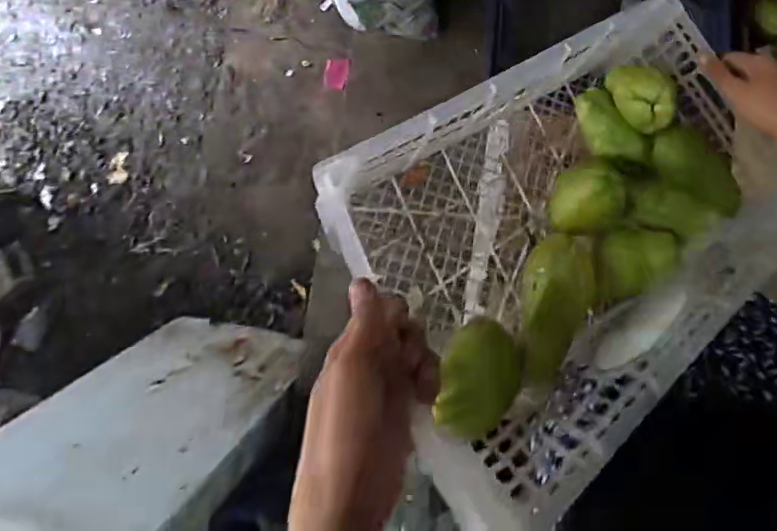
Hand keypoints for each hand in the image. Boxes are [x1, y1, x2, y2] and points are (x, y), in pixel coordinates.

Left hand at [291, 279, 438, 530]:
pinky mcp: (404, 410)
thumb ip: (363, 324)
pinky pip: (424, 379)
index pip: (379, 310)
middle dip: (413, 338)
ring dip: (425, 361)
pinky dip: (431, 382)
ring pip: (416, 352)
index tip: (400, 330)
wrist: (349, 498)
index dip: (394, 314)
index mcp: (350, 349)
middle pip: (402, 328)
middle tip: (410, 362)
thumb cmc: (345, 427)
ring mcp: (387, 387)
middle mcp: (369, 363)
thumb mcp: (351, 369)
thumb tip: (362, 279)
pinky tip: (430, 399)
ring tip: (423, 386)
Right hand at [700, 51, 776, 153]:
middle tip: (730, 92)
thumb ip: (718, 74)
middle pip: (750, 63)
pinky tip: (770, 106)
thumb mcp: (736, 94)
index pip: (731, 56)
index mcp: (756, 60)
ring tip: (749, 100)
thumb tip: (700, 53)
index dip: (720, 66)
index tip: (715, 82)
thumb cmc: (767, 110)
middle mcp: (774, 61)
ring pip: (766, 73)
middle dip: (739, 73)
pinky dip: (771, 91)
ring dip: (756, 82)